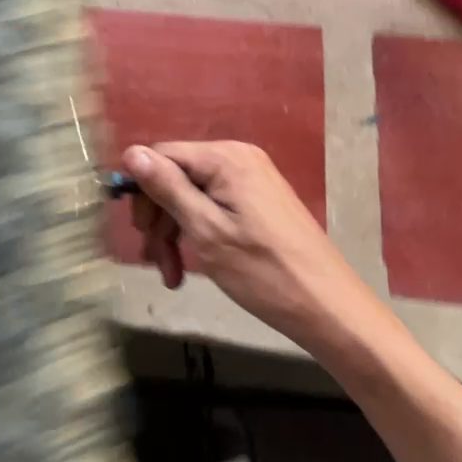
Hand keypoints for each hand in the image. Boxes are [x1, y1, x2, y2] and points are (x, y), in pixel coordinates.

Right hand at [123, 141, 370, 341]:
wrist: (330, 310)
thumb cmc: (264, 273)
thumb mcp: (206, 231)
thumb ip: (167, 188)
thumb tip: (131, 152)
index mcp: (225, 158)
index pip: (162, 156)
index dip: (143, 191)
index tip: (140, 234)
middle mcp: (238, 158)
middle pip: (176, 176)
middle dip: (160, 218)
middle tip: (156, 261)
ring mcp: (251, 179)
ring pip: (192, 195)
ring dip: (175, 232)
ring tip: (173, 275)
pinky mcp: (259, 201)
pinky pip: (213, 206)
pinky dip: (198, 233)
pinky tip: (192, 266)